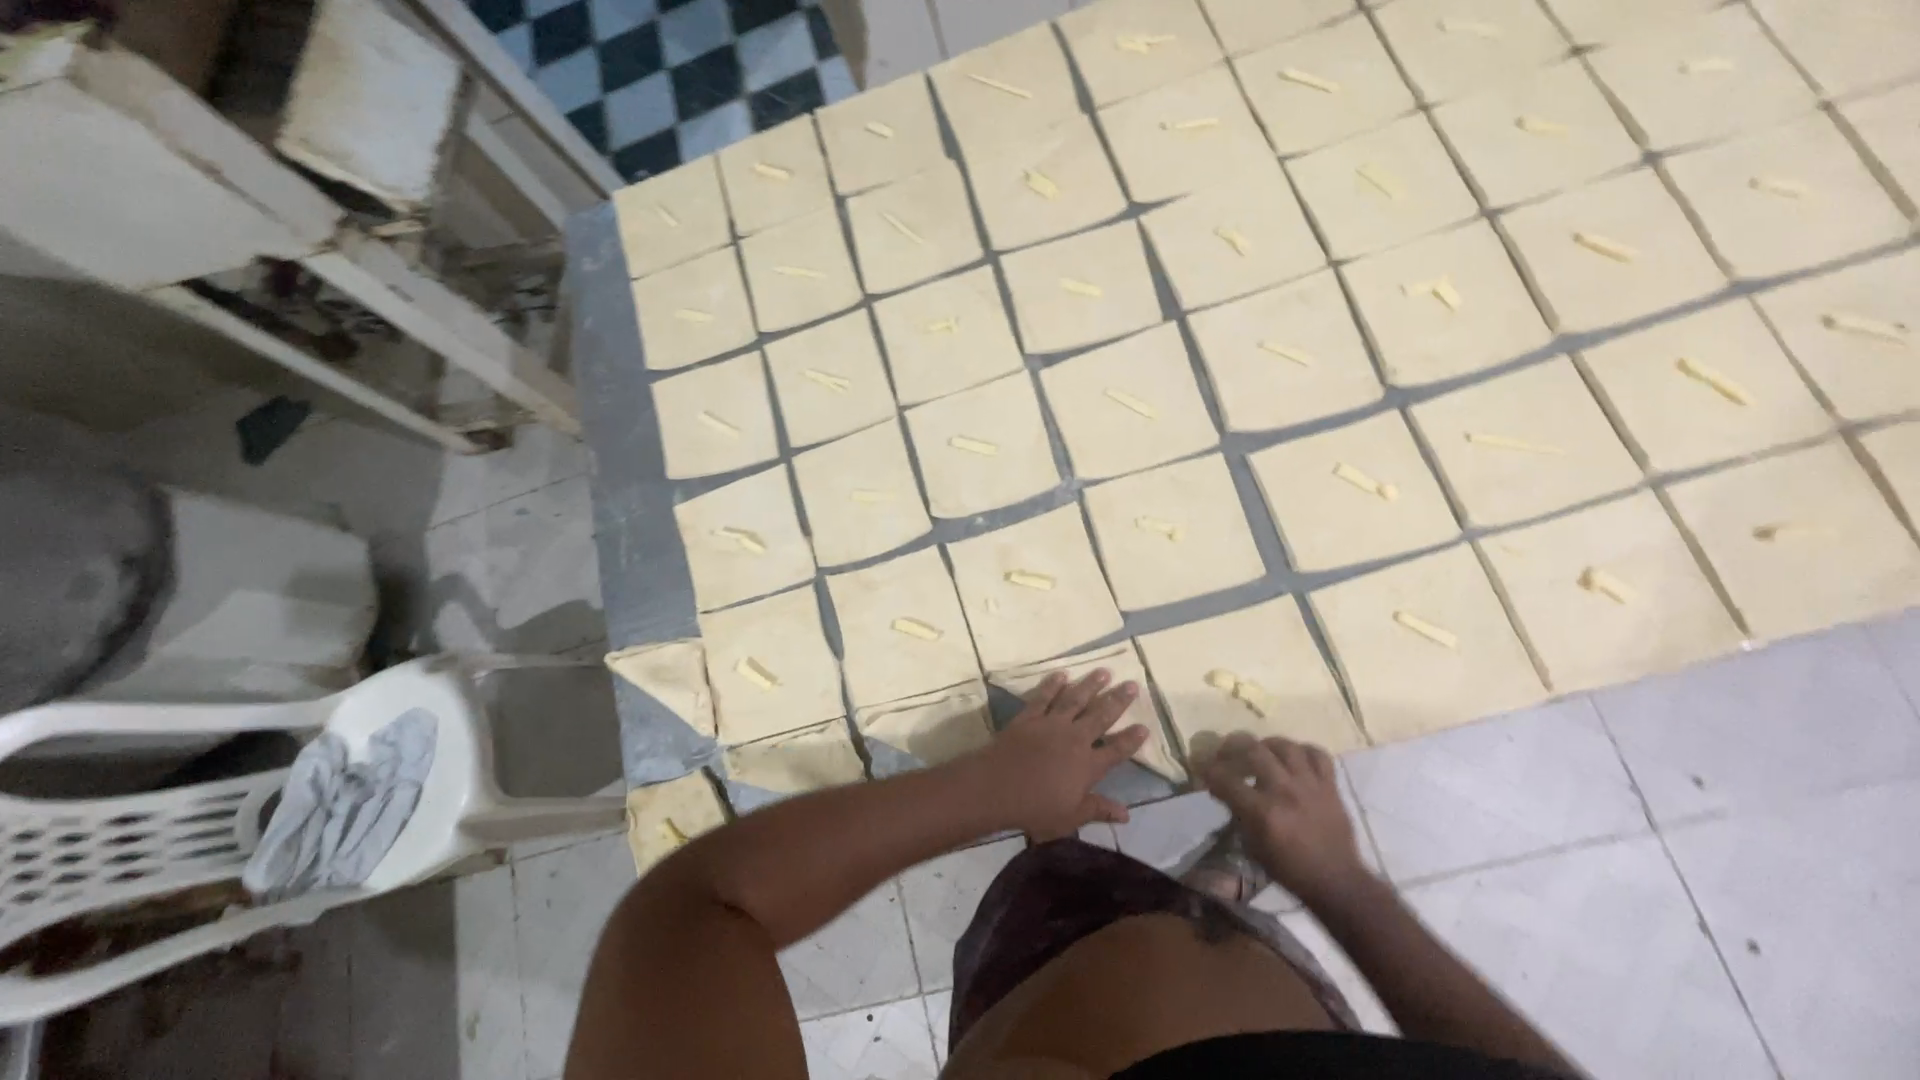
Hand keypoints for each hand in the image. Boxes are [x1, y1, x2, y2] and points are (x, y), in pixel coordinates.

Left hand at [972, 669, 1148, 840]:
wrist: (996, 787)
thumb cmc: (1035, 808)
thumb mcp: (1071, 817)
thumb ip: (1098, 810)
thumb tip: (1126, 814)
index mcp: (1088, 765)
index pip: (1116, 750)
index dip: (1131, 740)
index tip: (1145, 726)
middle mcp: (1074, 739)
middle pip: (1101, 716)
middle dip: (1118, 701)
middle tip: (1132, 684)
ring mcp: (1051, 725)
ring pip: (1075, 700)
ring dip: (1090, 685)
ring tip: (1104, 672)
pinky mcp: (1028, 718)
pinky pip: (1043, 697)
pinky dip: (1053, 685)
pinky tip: (1062, 674)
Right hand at [1199, 733, 1373, 906]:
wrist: (1335, 880)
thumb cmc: (1289, 869)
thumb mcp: (1253, 846)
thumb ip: (1239, 814)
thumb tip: (1226, 792)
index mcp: (1263, 812)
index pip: (1226, 779)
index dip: (1208, 769)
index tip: (1202, 767)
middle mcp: (1285, 791)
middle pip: (1253, 750)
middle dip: (1232, 745)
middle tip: (1226, 752)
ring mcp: (1310, 785)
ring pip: (1285, 746)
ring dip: (1267, 744)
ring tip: (1260, 751)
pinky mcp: (1330, 786)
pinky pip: (1318, 754)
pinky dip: (1303, 751)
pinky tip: (1294, 758)